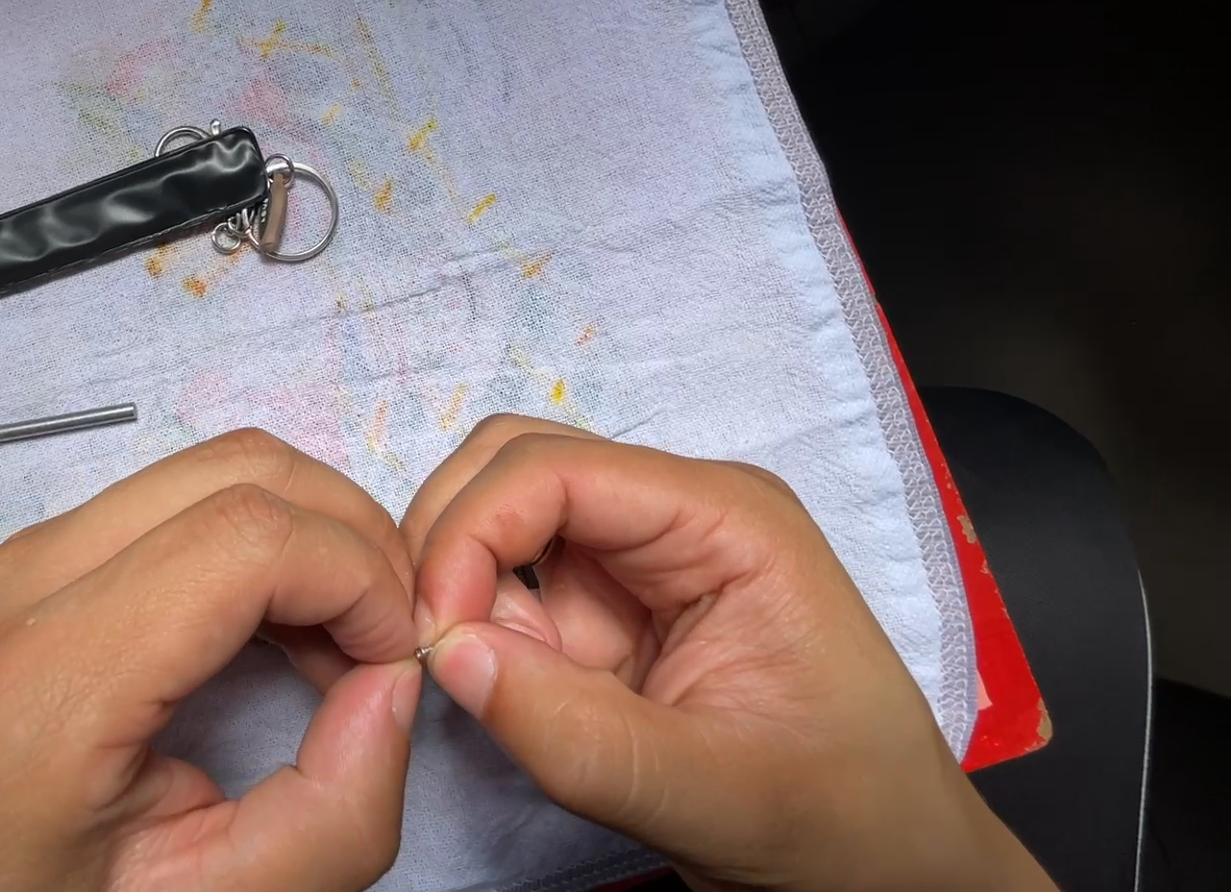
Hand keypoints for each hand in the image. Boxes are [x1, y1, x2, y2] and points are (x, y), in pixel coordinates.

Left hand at [0, 430, 422, 891]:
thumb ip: (334, 817)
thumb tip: (394, 678)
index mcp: (36, 697)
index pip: (242, 540)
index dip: (355, 574)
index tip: (396, 649)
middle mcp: (9, 591)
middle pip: (234, 471)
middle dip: (344, 531)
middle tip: (379, 628)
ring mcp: (9, 558)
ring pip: (207, 467)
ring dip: (301, 530)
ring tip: (329, 631)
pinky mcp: (24, 553)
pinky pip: (170, 498)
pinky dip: (251, 536)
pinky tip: (269, 618)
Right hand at [406, 416, 1054, 891]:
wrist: (880, 863)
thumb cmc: (840, 823)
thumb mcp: (719, 798)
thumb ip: (579, 736)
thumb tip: (445, 652)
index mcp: (718, 515)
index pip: (555, 469)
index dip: (473, 531)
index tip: (433, 629)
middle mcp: (665, 503)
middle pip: (512, 458)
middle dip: (450, 533)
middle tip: (429, 630)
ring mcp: (627, 539)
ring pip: (495, 500)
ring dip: (457, 572)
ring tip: (477, 659)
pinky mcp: (596, 581)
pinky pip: (503, 564)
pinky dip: (472, 606)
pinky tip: (500, 664)